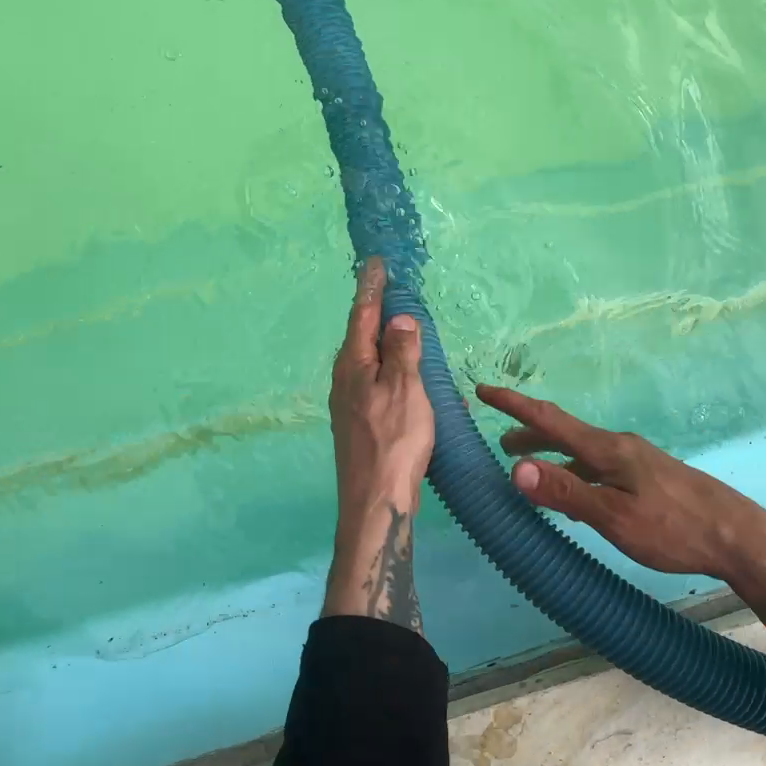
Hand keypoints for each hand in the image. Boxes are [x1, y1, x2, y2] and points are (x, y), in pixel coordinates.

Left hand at [329, 258, 433, 509]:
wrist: (375, 502)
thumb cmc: (394, 440)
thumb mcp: (404, 388)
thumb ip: (402, 351)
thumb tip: (398, 320)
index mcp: (353, 365)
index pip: (363, 314)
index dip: (372, 288)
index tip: (377, 263)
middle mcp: (345, 381)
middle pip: (362, 338)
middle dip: (378, 315)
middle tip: (394, 293)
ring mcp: (350, 406)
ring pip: (372, 365)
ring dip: (390, 348)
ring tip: (410, 337)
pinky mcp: (361, 427)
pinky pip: (381, 389)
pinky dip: (399, 379)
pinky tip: (420, 389)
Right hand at [473, 384, 765, 581]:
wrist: (736, 535)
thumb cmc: (674, 528)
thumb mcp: (614, 516)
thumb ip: (566, 492)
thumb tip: (516, 468)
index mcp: (607, 449)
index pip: (549, 419)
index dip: (514, 405)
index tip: (484, 389)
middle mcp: (619, 446)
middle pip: (564, 433)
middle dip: (529, 435)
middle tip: (499, 444)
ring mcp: (636, 461)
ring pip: (582, 452)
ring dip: (552, 457)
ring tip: (530, 471)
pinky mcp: (648, 478)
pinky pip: (598, 468)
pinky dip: (575, 473)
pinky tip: (578, 496)